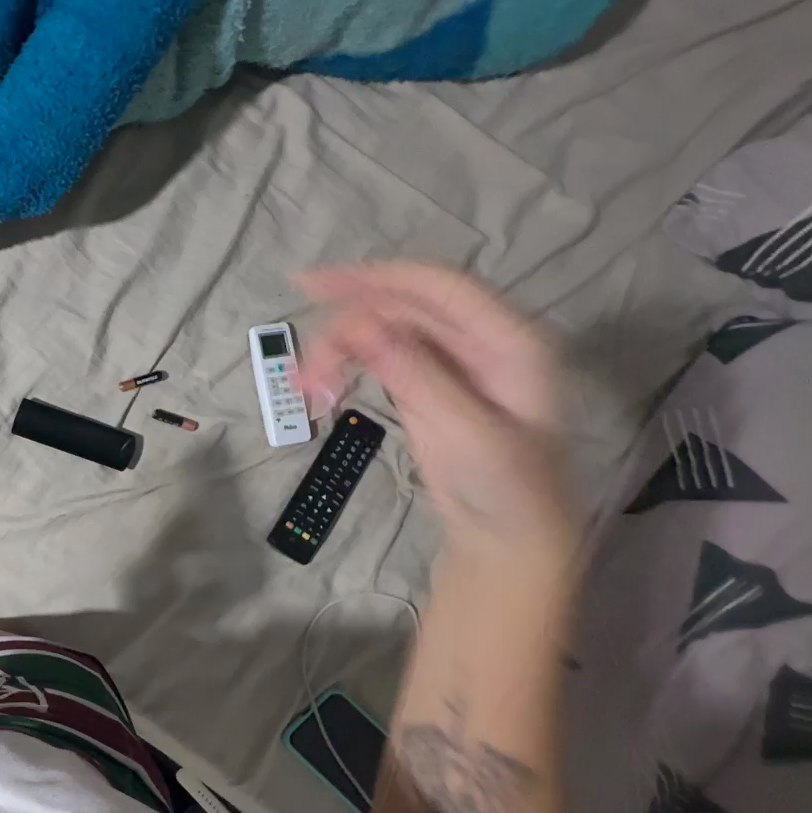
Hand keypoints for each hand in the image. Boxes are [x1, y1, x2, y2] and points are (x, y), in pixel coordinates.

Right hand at [296, 262, 576, 555]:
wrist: (507, 534)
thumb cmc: (505, 485)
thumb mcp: (463, 429)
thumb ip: (415, 374)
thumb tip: (361, 326)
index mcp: (508, 340)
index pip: (436, 289)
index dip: (376, 278)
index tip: (312, 284)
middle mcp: (479, 341)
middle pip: (400, 310)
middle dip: (344, 330)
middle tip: (303, 372)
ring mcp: (449, 363)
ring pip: (382, 334)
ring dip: (338, 351)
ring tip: (307, 387)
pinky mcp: (423, 387)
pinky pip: (378, 359)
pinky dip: (346, 366)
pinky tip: (322, 384)